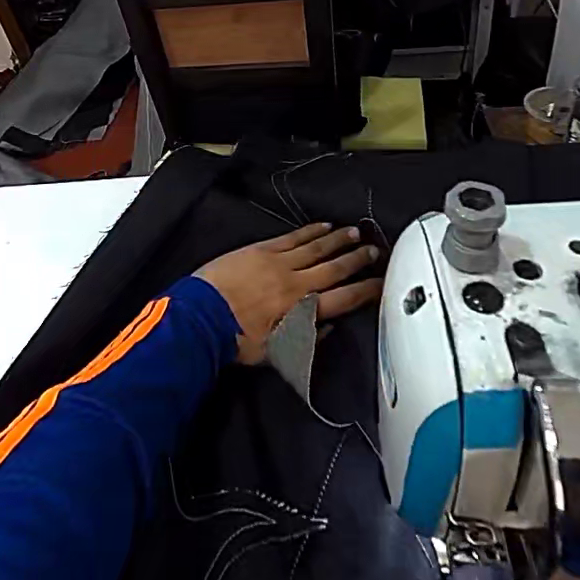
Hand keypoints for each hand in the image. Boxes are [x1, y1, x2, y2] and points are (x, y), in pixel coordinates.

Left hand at [194, 222, 382, 364]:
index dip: (365, 290)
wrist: (199, 317)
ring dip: (338, 241)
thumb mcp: (274, 353)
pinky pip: (294, 238)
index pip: (343, 299)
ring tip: (355, 234)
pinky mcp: (263, 250)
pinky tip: (323, 227)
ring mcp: (280, 263)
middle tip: (375, 251)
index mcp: (302, 311)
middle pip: (335, 268)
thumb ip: (304, 340)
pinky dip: (311, 232)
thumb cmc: (234, 340)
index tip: (380, 283)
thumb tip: (326, 328)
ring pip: (317, 248)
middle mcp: (296, 284)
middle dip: (357, 260)